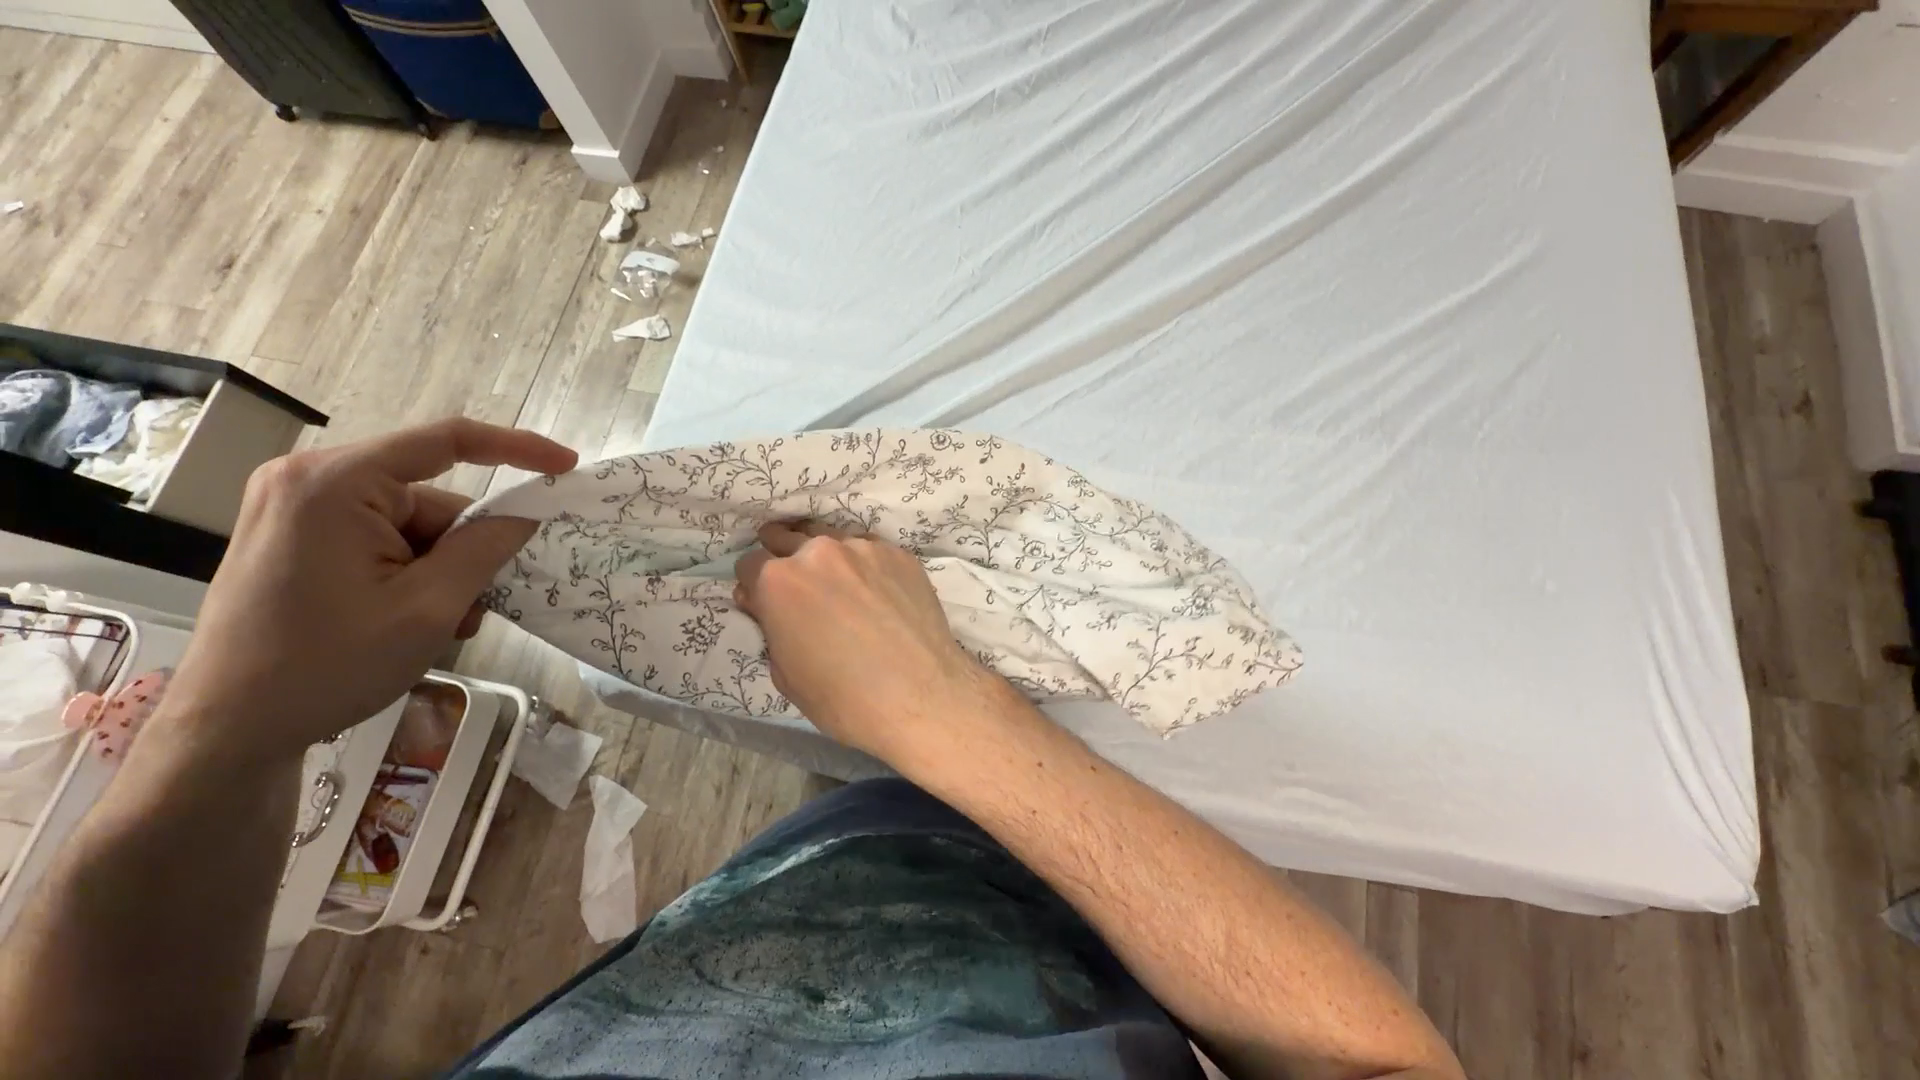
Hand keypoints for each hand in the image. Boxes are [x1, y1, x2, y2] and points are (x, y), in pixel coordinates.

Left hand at [156, 419, 576, 765]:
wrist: (228, 730)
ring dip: (439, 573)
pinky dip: (408, 575)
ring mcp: (295, 509)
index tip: (567, 468)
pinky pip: (378, 540)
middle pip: (429, 498)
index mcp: (336, 482)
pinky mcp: (293, 537)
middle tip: (474, 609)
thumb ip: (485, 548)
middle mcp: (309, 479)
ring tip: (437, 628)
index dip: (518, 448)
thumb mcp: (429, 607)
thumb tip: (526, 513)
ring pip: (409, 526)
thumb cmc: (328, 665)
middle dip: (464, 550)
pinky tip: (407, 621)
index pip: (447, 441)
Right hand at [733, 522, 1000, 765]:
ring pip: (831, 539)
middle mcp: (818, 552)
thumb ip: (769, 627)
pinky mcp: (900, 554)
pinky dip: (863, 564)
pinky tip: (874, 590)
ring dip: (825, 556)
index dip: (753, 584)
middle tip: (795, 584)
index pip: (750, 563)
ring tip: (834, 582)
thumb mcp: (785, 674)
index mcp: (779, 581)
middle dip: (782, 556)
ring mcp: (864, 549)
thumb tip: (763, 605)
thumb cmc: (844, 699)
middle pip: (787, 538)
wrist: (922, 697)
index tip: (763, 600)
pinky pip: (870, 550)